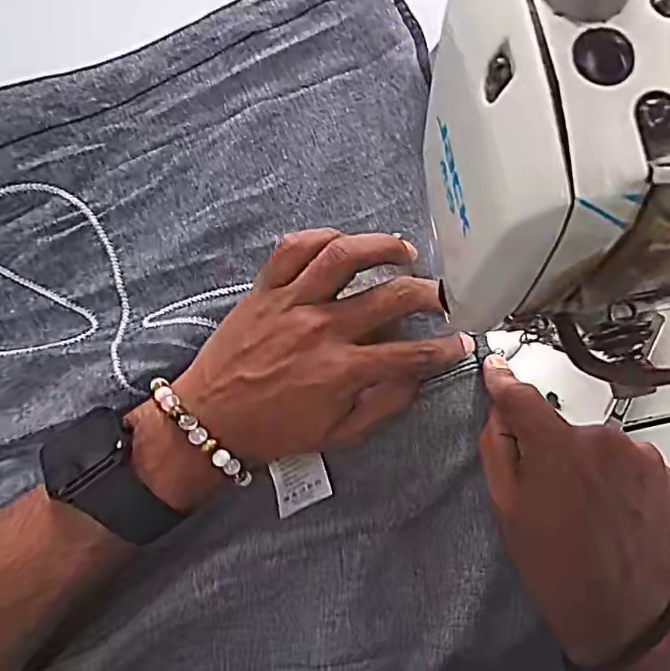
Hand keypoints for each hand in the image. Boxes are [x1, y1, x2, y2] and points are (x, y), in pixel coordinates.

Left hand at [131, 230, 472, 510]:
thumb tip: (415, 379)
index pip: (411, 353)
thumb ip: (382, 405)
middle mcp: (321, 330)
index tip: (459, 342)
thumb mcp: (337, 433)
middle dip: (429, 293)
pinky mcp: (265, 291)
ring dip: (382, 247)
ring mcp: (291, 304)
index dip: (445, 347)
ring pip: (344, 256)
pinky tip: (342, 242)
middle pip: (391, 296)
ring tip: (403, 252)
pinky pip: (294, 248)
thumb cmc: (272, 430)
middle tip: (440, 296)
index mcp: (341, 371)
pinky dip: (323, 237)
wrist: (210, 421)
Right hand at [477, 354, 669, 665]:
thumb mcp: (506, 508)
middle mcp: (602, 442)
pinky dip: (613, 473)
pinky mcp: (660, 468)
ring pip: (594, 441)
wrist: (617, 609)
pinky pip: (624, 455)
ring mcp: (636, 454)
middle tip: (551, 492)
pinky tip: (608, 507)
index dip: (503, 380)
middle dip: (551, 446)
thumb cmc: (560, 568)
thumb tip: (500, 414)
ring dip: (586, 461)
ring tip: (584, 507)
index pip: (521, 395)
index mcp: (557, 449)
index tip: (497, 370)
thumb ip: (497, 449)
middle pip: (561, 424)